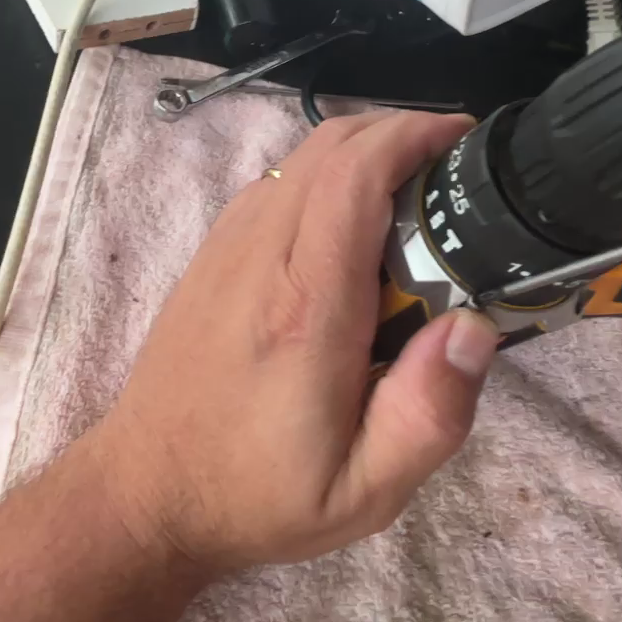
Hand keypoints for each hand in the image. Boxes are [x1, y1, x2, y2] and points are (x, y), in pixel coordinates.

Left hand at [69, 111, 499, 574]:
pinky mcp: (210, 251)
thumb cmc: (259, 490)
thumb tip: (473, 325)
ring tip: (408, 185)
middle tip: (447, 160)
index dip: (410, 135)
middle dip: (395, 130)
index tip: (459, 135)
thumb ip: (429, 413)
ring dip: (358, 149)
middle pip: (328, 147)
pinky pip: (272, 183)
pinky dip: (320, 172)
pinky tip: (346, 216)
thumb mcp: (364, 489)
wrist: (148, 485)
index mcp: (308, 305)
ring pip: (297, 157)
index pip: (354, 176)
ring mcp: (227, 245)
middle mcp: (262, 254)